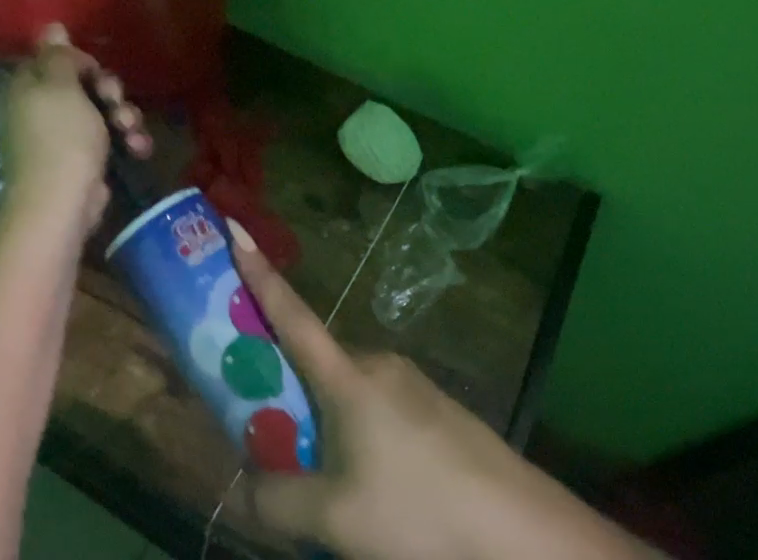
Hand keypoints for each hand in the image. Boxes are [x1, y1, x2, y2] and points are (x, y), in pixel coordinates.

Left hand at [0, 25, 150, 235]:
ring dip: (124, 116)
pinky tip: (138, 149)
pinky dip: (126, 140)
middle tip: (115, 100)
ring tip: (131, 131)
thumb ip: (58, 55)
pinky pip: (109, 139)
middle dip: (109, 90)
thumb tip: (51, 26)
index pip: (54, 60)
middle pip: (83, 84)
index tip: (96, 72)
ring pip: (102, 111)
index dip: (81, 62)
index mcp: (28, 87)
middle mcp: (41, 109)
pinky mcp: (83, 160)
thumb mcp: (60, 86)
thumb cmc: (61, 138)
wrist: (62, 202)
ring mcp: (62, 137)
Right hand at [227, 223, 659, 559]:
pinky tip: (373, 492)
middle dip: (283, 396)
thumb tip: (250, 485)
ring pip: (345, 399)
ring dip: (322, 429)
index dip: (257, 272)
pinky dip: (356, 442)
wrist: (522, 532)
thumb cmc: (419, 508)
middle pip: (312, 369)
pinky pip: (376, 416)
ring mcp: (412, 386)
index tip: (235, 228)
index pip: (290, 314)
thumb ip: (275, 499)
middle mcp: (377, 366)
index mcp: (347, 377)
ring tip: (327, 490)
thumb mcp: (332, 517)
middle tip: (270, 445)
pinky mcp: (436, 411)